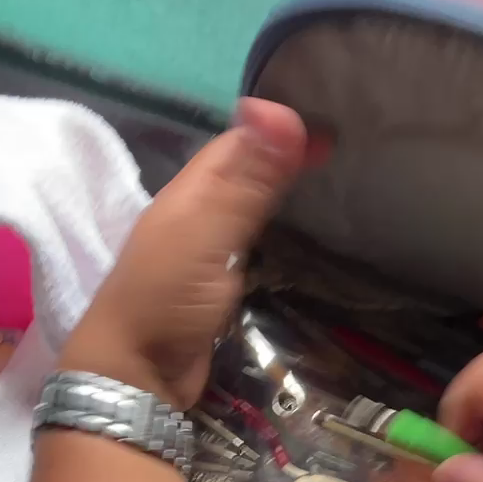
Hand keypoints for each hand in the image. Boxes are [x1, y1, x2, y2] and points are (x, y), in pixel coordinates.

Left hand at [57, 98, 306, 406]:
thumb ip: (243, 182)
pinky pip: (253, 245)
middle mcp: (197, 213)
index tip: (336, 126)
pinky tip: (301, 239)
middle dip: (289, 158)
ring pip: (250, 208)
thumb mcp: (206, 235)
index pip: (242, 142)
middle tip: (345, 155)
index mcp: (192, 191)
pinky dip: (278, 234)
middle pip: (247, 172)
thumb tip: (278, 108)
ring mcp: (205, 251)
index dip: (283, 130)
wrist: (137, 374)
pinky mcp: (217, 285)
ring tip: (334, 189)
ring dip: (285, 194)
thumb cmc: (167, 301)